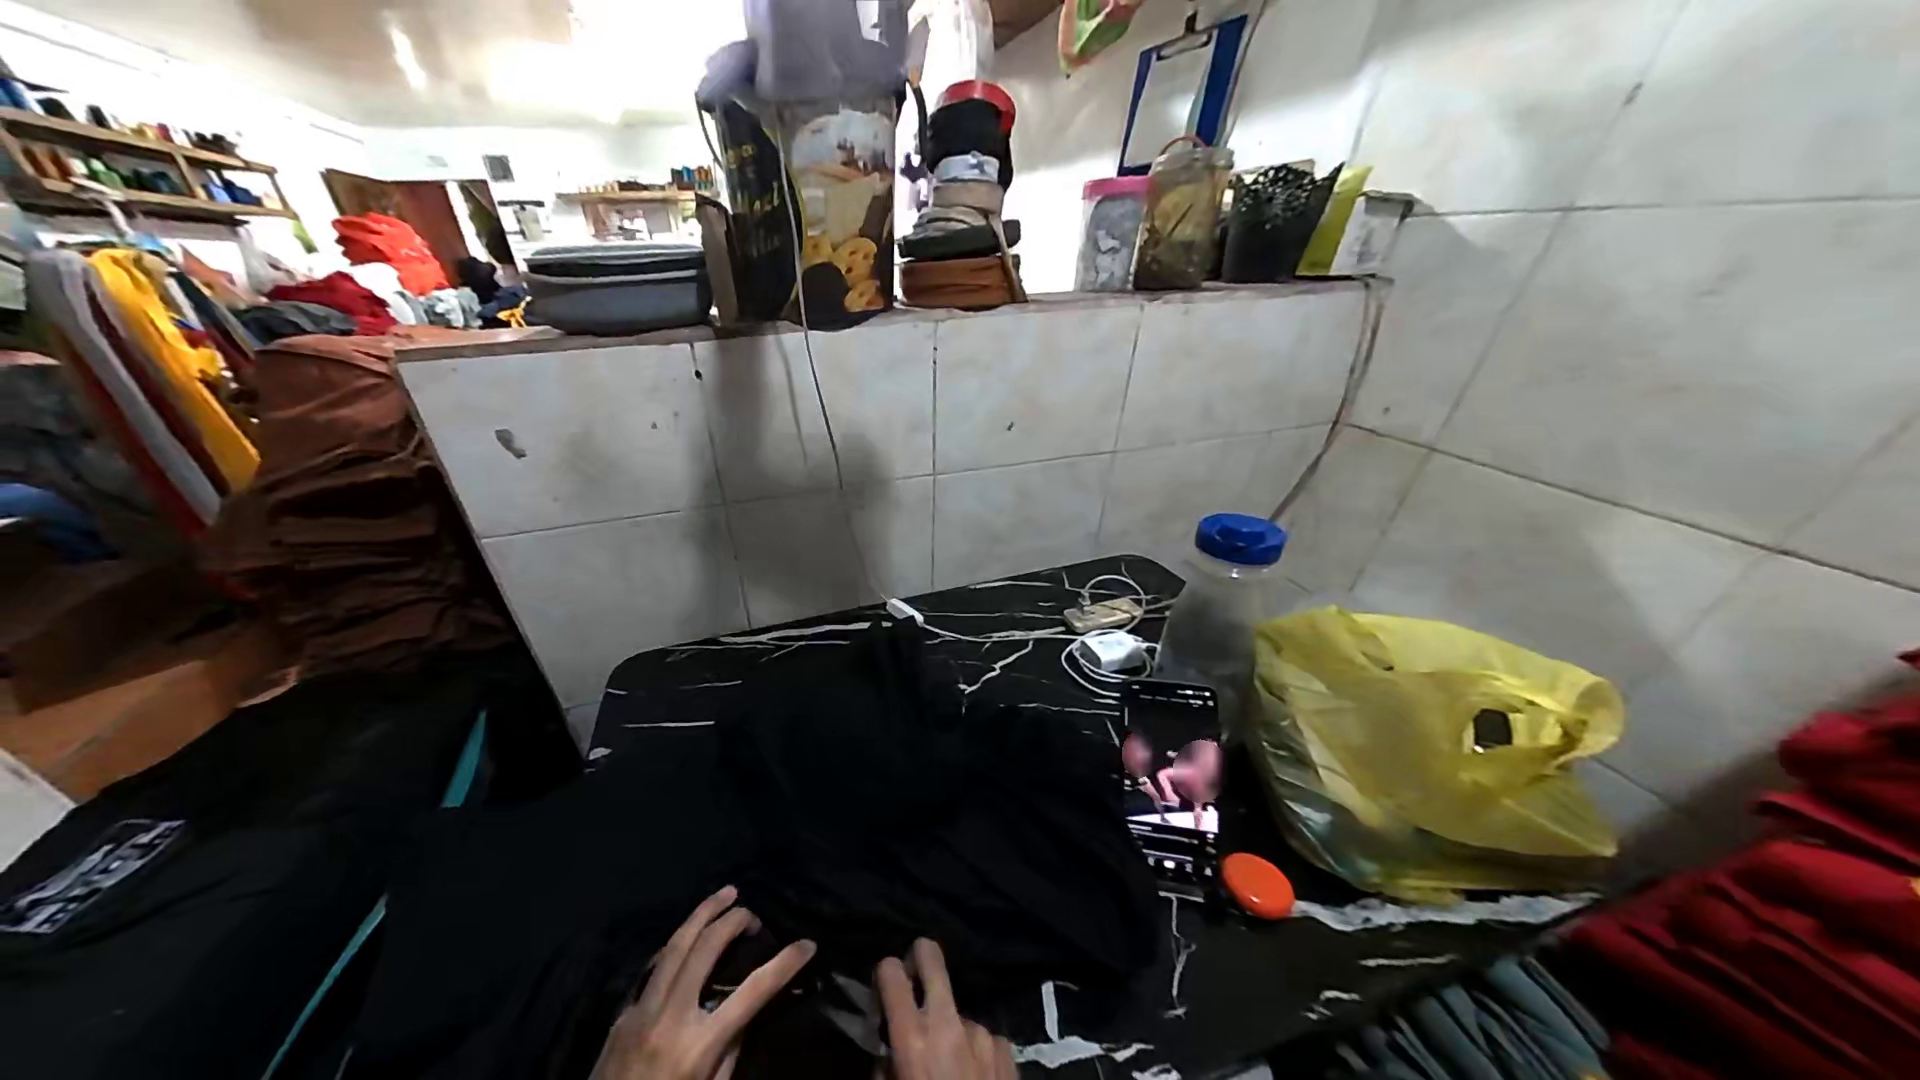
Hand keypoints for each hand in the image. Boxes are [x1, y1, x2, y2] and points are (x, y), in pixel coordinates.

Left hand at [591, 886, 816, 1079]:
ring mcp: (642, 1011)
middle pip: (707, 948)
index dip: (785, 963)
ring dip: (704, 912)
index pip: (754, 991)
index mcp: (700, 1046)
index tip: (807, 944)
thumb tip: (743, 1014)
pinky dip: (676, 943)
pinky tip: (688, 932)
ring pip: (676, 945)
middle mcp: (671, 1018)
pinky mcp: (622, 1014)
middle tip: (753, 915)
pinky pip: (654, 965)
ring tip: (726, 892)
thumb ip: (729, 1052)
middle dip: (734, 921)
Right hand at [875, 939, 1015, 1079]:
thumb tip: (888, 1048)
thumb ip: (885, 1064)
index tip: (882, 995)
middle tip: (912, 981)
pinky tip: (973, 1073)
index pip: (891, 970)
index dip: (883, 974)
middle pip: (931, 956)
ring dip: (948, 1027)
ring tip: (949, 1061)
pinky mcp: (1006, 1047)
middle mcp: (948, 1023)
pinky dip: (973, 1050)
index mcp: (914, 1038)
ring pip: (956, 1010)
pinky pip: (980, 1036)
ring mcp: (982, 1032)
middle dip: (918, 958)